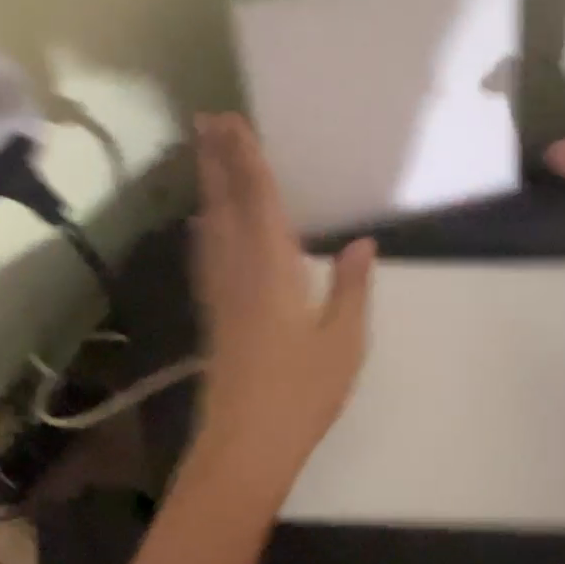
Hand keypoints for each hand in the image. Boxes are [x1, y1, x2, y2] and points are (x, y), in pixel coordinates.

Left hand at [191, 113, 375, 480]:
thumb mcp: (343, 343)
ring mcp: (220, 293)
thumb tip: (363, 244)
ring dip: (206, 186)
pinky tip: (201, 225)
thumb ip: (352, 289)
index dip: (247, 159)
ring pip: (210, 226)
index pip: (259, 200)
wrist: (244, 444)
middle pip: (225, 203)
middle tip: (205, 119)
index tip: (233, 122)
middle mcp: (238, 271)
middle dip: (217, 159)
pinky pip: (206, 256)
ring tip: (202, 154)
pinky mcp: (212, 315)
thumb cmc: (301, 394)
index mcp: (273, 270)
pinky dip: (204, 228)